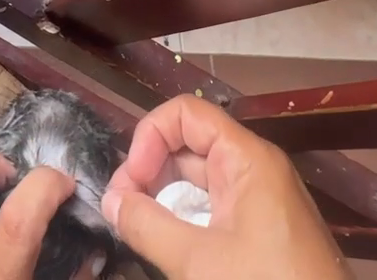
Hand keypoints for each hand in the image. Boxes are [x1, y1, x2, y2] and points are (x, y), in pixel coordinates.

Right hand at [100, 96, 353, 279]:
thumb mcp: (199, 263)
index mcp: (247, 158)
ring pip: (200, 178)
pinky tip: (168, 242)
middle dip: (150, 169)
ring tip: (139, 226)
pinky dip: (186, 216)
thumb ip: (147, 225)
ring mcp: (262, 200)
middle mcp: (256, 168)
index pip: (185, 114)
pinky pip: (215, 205)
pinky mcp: (265, 231)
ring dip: (164, 195)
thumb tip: (111, 201)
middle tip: (123, 208)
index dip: (149, 137)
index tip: (130, 182)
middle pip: (189, 144)